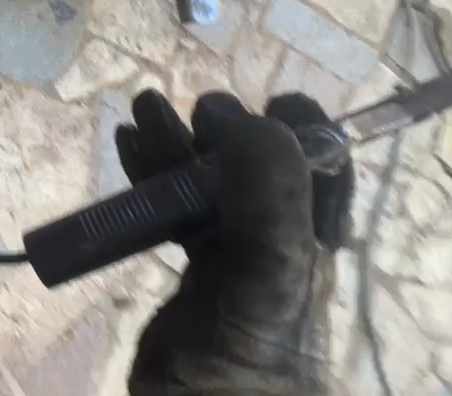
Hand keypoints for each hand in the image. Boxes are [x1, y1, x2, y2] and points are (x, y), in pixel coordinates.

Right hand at [119, 91, 352, 395]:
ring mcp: (230, 257)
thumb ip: (267, 198)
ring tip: (142, 110)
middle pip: (250, 166)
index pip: (324, 170)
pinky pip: (170, 208)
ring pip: (203, 183)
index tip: (271, 97)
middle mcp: (273, 242)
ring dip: (173, 142)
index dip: (304, 129)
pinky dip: (148, 173)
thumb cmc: (250, 354)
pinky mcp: (190, 270)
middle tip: (189, 108)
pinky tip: (127, 148)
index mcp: (309, 240)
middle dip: (220, 128)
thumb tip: (244, 117)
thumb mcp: (268, 275)